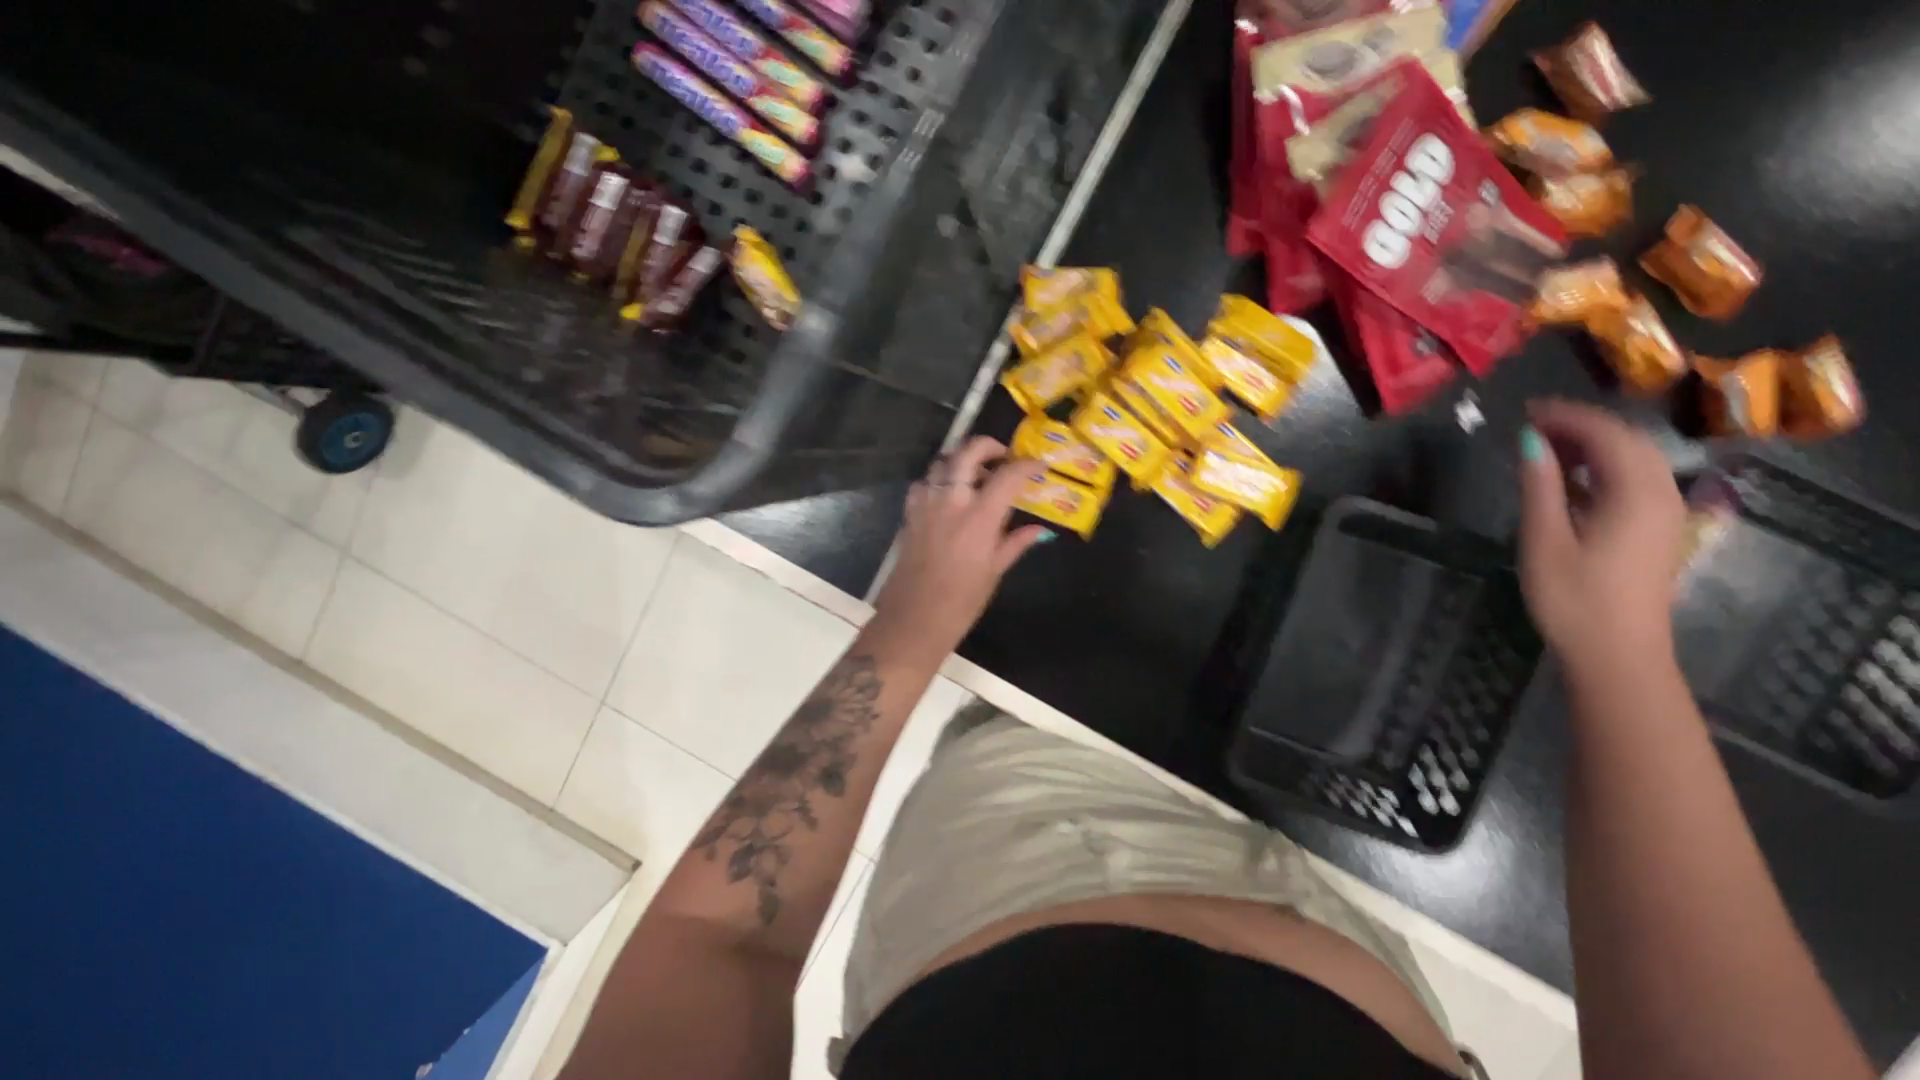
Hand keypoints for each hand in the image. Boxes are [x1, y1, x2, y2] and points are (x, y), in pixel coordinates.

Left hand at [867, 436, 1051, 661]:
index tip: (1039, 466)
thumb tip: (1039, 530)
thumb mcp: (994, 571)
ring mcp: (926, 504)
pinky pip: (924, 483)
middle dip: (988, 446)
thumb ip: (1015, 543)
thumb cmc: (961, 601)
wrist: (914, 619)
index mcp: (979, 517)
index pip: (1008, 475)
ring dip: (961, 461)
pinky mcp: (910, 513)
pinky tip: (948, 497)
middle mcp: (951, 501)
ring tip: (976, 476)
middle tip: (1002, 457)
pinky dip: (938, 480)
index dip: (1027, 466)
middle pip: (968, 452)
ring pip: (942, 462)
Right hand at [1517, 401, 1687, 675]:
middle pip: (1628, 442)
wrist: (1617, 656)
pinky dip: (1603, 469)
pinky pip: (1636, 482)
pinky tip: (1571, 482)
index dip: (1566, 417)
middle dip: (1582, 427)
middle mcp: (1662, 494)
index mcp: (1636, 492)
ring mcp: (1666, 515)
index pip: (1606, 434)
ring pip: (1635, 461)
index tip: (1525, 413)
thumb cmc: (1574, 599)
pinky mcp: (1659, 532)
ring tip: (1546, 450)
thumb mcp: (1544, 540)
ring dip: (1593, 447)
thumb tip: (1530, 442)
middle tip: (1533, 428)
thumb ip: (1540, 486)